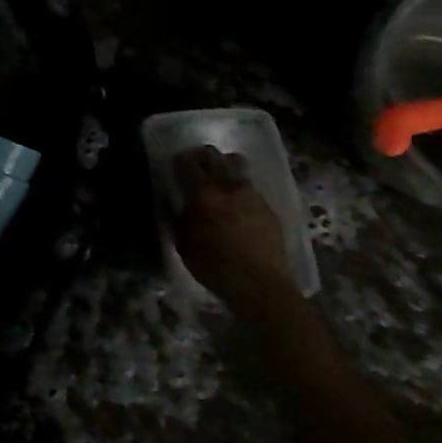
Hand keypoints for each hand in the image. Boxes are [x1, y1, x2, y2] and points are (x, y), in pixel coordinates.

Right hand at [172, 146, 293, 306]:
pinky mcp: (269, 208)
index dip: (180, 160)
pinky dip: (242, 190)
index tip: (176, 164)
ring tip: (221, 182)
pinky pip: (252, 189)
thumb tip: (172, 203)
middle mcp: (229, 188)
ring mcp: (252, 196)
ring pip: (238, 167)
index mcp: (203, 195)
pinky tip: (239, 207)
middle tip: (198, 165)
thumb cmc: (215, 268)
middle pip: (216, 156)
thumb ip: (176, 220)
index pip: (188, 163)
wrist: (261, 286)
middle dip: (204, 156)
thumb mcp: (184, 247)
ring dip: (226, 168)